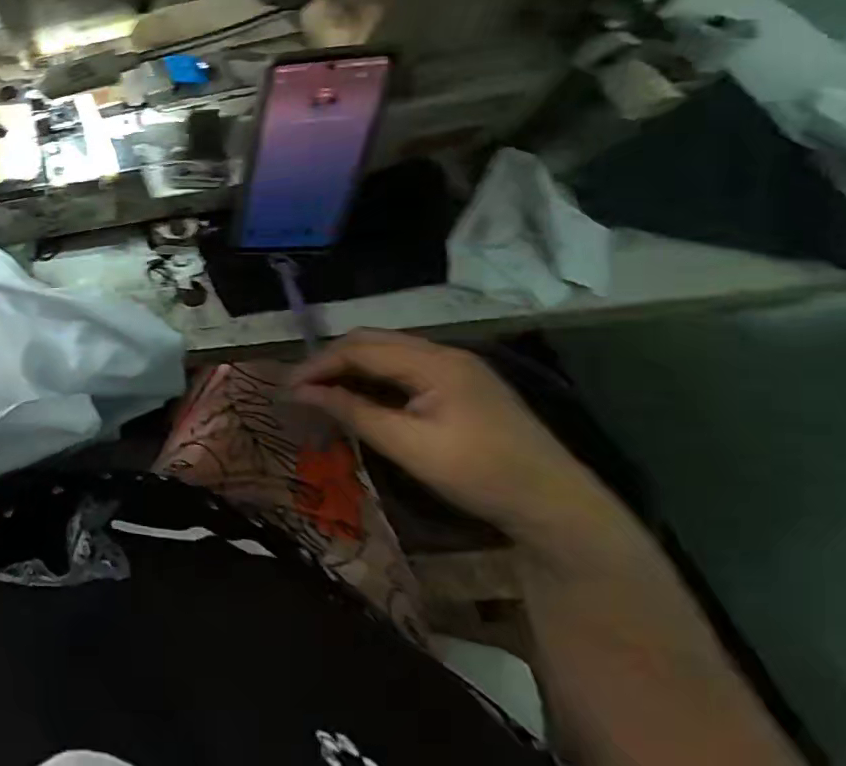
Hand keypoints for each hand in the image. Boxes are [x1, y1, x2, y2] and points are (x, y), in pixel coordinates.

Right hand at [290, 330, 629, 556]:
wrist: (556, 505)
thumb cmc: (479, 474)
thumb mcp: (408, 446)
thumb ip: (355, 413)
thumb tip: (305, 393)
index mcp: (433, 361)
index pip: (361, 348)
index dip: (320, 363)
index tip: (289, 388)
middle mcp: (444, 353)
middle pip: (374, 342)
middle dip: (333, 360)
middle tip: (303, 388)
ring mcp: (457, 367)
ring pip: (390, 353)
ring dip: (354, 368)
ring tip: (325, 392)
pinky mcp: (464, 384)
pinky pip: (408, 368)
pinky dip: (378, 378)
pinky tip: (364, 398)